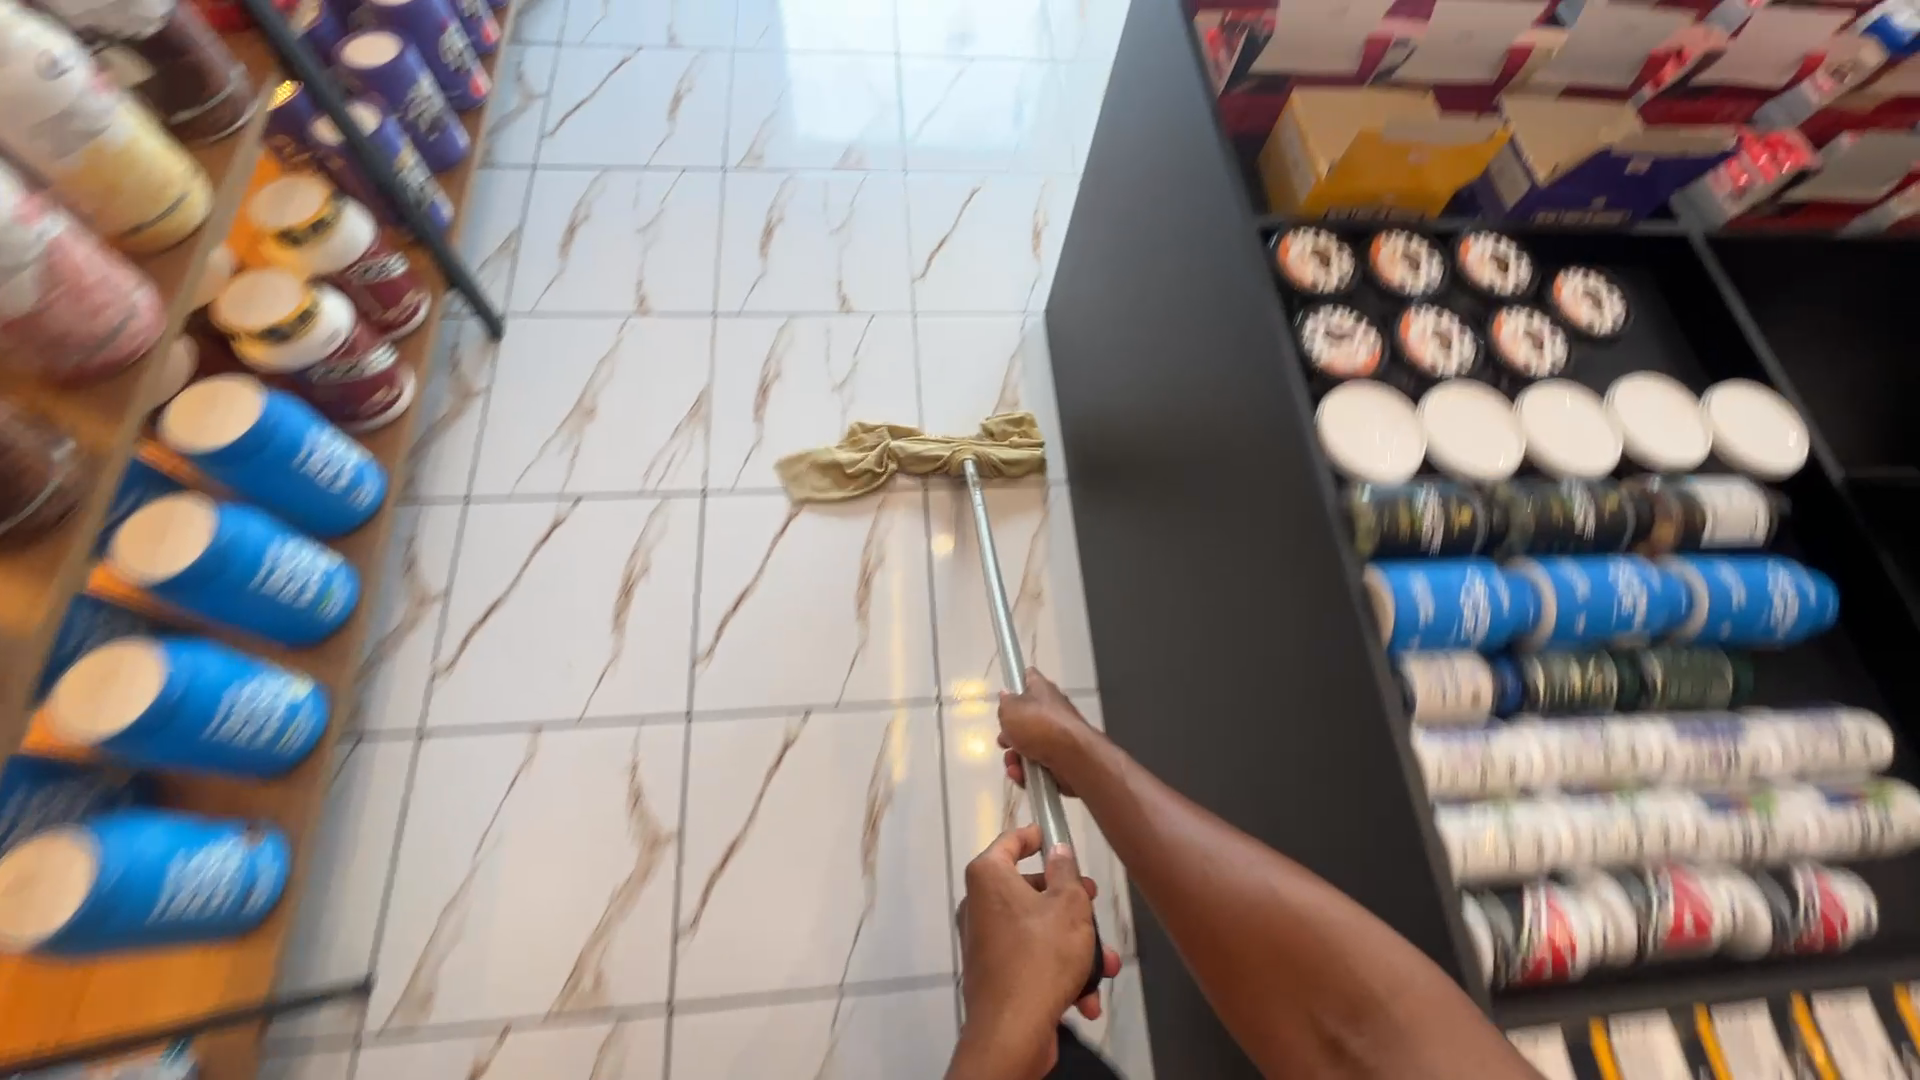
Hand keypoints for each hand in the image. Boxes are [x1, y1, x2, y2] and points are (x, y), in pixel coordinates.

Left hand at [952, 825, 1122, 1077]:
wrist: (1012, 1033)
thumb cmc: (1041, 956)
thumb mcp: (1069, 906)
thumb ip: (1066, 872)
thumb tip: (1058, 851)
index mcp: (989, 877)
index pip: (1009, 841)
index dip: (1034, 835)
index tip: (1053, 835)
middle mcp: (980, 904)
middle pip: (1030, 889)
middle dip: (1069, 902)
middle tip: (1093, 904)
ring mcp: (986, 941)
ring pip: (1038, 930)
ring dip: (1074, 945)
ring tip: (1107, 963)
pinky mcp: (995, 974)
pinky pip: (1031, 960)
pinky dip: (1059, 972)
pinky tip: (1086, 996)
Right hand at [999, 668, 1100, 795]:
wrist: (1072, 757)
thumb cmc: (1038, 725)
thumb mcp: (1009, 710)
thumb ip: (1005, 703)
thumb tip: (1006, 696)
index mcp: (1042, 689)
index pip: (1028, 678)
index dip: (1015, 684)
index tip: (1004, 697)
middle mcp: (1051, 710)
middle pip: (1024, 718)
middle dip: (1009, 733)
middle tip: (1004, 741)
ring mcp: (1057, 735)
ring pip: (1028, 745)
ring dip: (1015, 757)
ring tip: (1013, 765)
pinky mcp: (1061, 759)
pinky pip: (1037, 764)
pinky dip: (1028, 772)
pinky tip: (1022, 776)